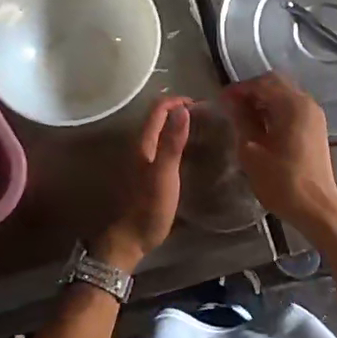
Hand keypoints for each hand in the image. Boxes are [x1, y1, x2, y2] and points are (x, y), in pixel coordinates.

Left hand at [91, 95, 190, 271]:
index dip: (176, 101)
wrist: (132, 236)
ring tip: (201, 128)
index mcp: (143, 143)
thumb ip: (172, 143)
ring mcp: (143, 160)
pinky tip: (189, 151)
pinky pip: (162, 147)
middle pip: (157, 118)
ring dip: (176, 124)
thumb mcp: (165, 174)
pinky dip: (175, 140)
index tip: (199, 103)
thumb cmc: (150, 206)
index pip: (157, 110)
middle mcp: (140, 147)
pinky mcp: (148, 173)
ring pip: (159, 132)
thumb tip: (182, 110)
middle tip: (205, 114)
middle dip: (178, 110)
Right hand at [221, 73, 336, 235]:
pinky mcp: (315, 128)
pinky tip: (259, 125)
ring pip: (283, 94)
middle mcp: (306, 103)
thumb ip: (241, 119)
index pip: (261, 83)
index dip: (238, 89)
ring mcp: (313, 116)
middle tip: (230, 106)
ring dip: (262, 99)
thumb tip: (231, 101)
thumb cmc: (281, 181)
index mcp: (292, 105)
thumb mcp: (251, 149)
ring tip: (241, 116)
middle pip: (275, 83)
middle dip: (251, 91)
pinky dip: (273, 109)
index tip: (220, 101)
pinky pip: (291, 107)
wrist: (316, 209)